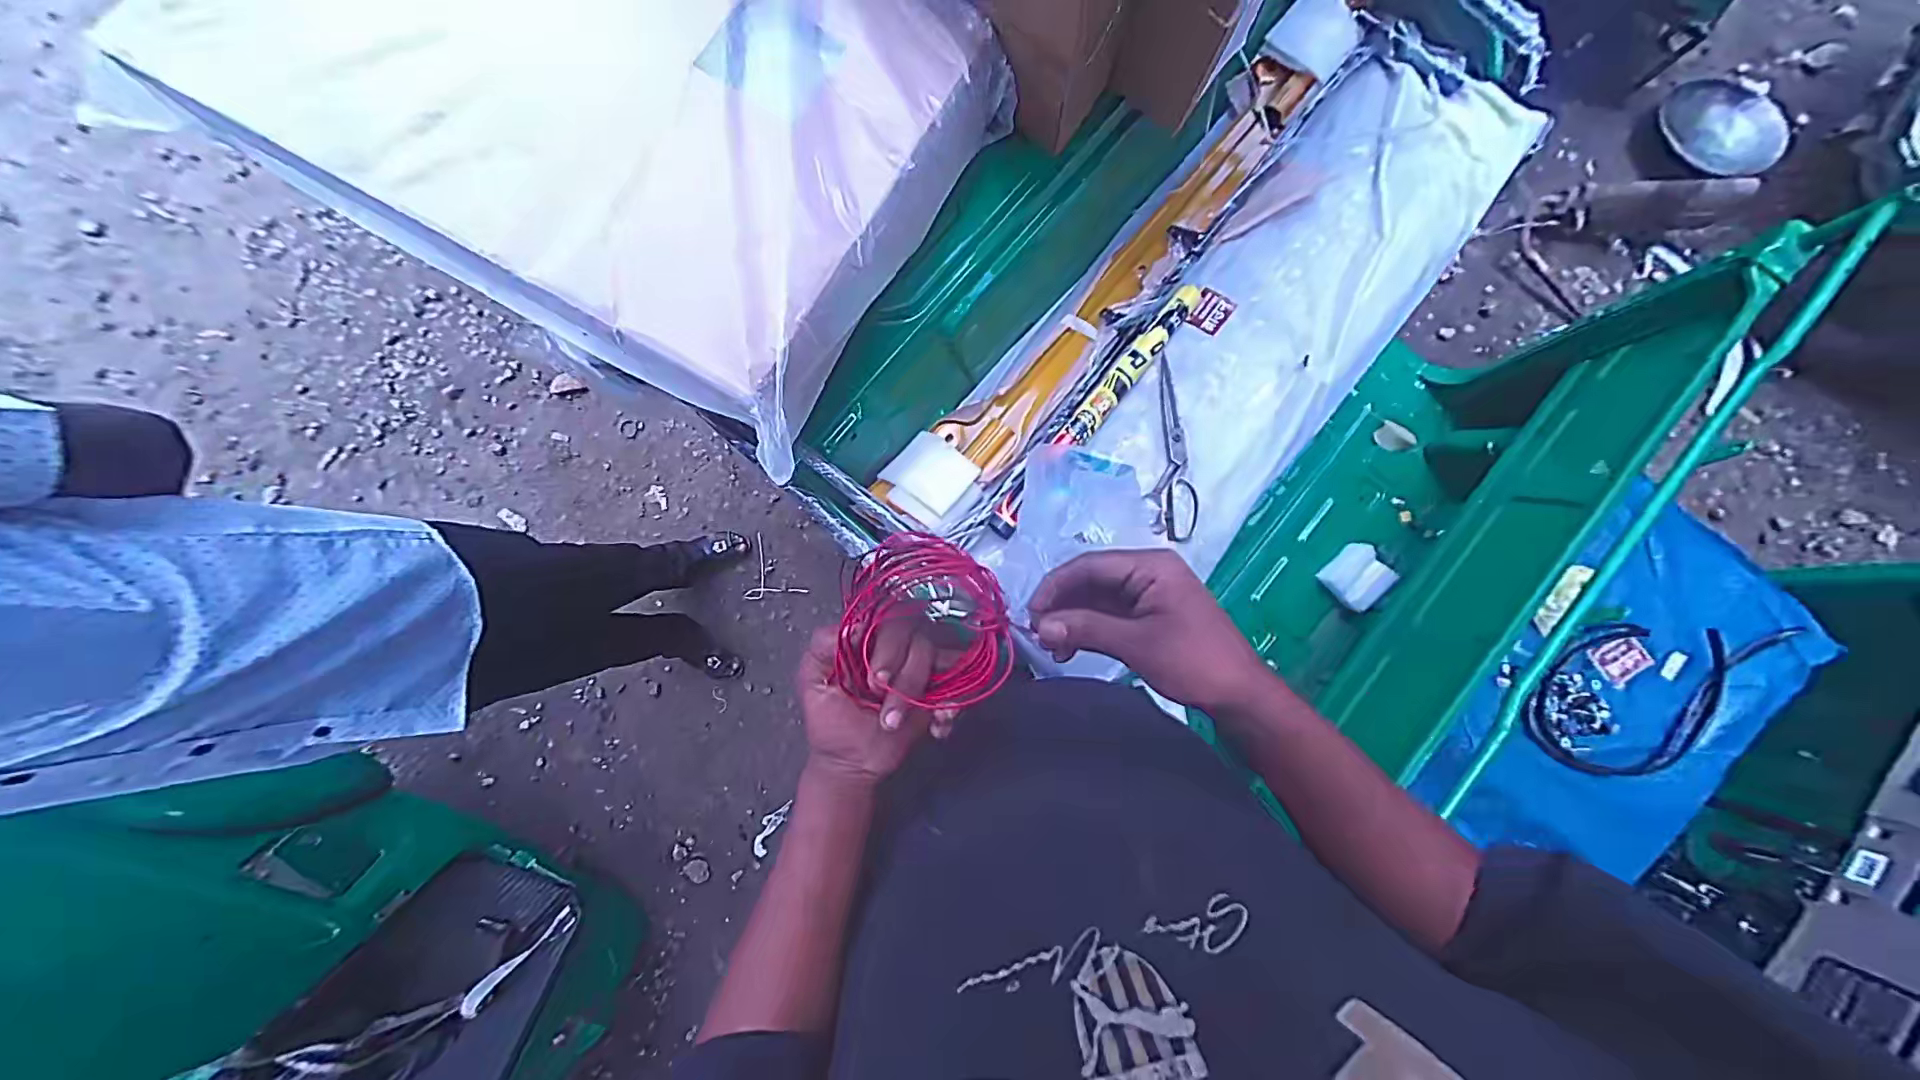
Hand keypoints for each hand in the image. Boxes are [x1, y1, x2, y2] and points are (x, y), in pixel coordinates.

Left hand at [794, 626, 955, 790]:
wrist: (850, 763)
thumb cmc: (830, 721)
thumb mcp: (813, 681)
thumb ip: (823, 647)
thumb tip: (853, 626)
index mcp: (871, 638)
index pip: (892, 620)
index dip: (890, 647)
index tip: (876, 679)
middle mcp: (901, 648)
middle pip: (921, 639)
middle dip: (905, 676)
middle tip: (883, 704)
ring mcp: (924, 668)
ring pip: (944, 659)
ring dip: (922, 695)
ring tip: (895, 724)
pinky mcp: (942, 691)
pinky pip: (964, 685)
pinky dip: (952, 706)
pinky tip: (935, 726)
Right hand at [1029, 549, 1274, 714]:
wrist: (1241, 694)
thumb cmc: (1193, 661)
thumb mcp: (1136, 644)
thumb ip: (1086, 629)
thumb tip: (1039, 626)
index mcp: (1150, 566)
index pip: (1089, 565)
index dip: (1054, 586)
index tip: (1030, 613)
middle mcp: (1148, 572)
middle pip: (1090, 579)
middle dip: (1061, 605)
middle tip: (1038, 634)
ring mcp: (1149, 593)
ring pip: (1096, 598)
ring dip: (1072, 619)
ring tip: (1052, 645)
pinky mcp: (1149, 614)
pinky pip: (1108, 614)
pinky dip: (1087, 629)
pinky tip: (1070, 648)